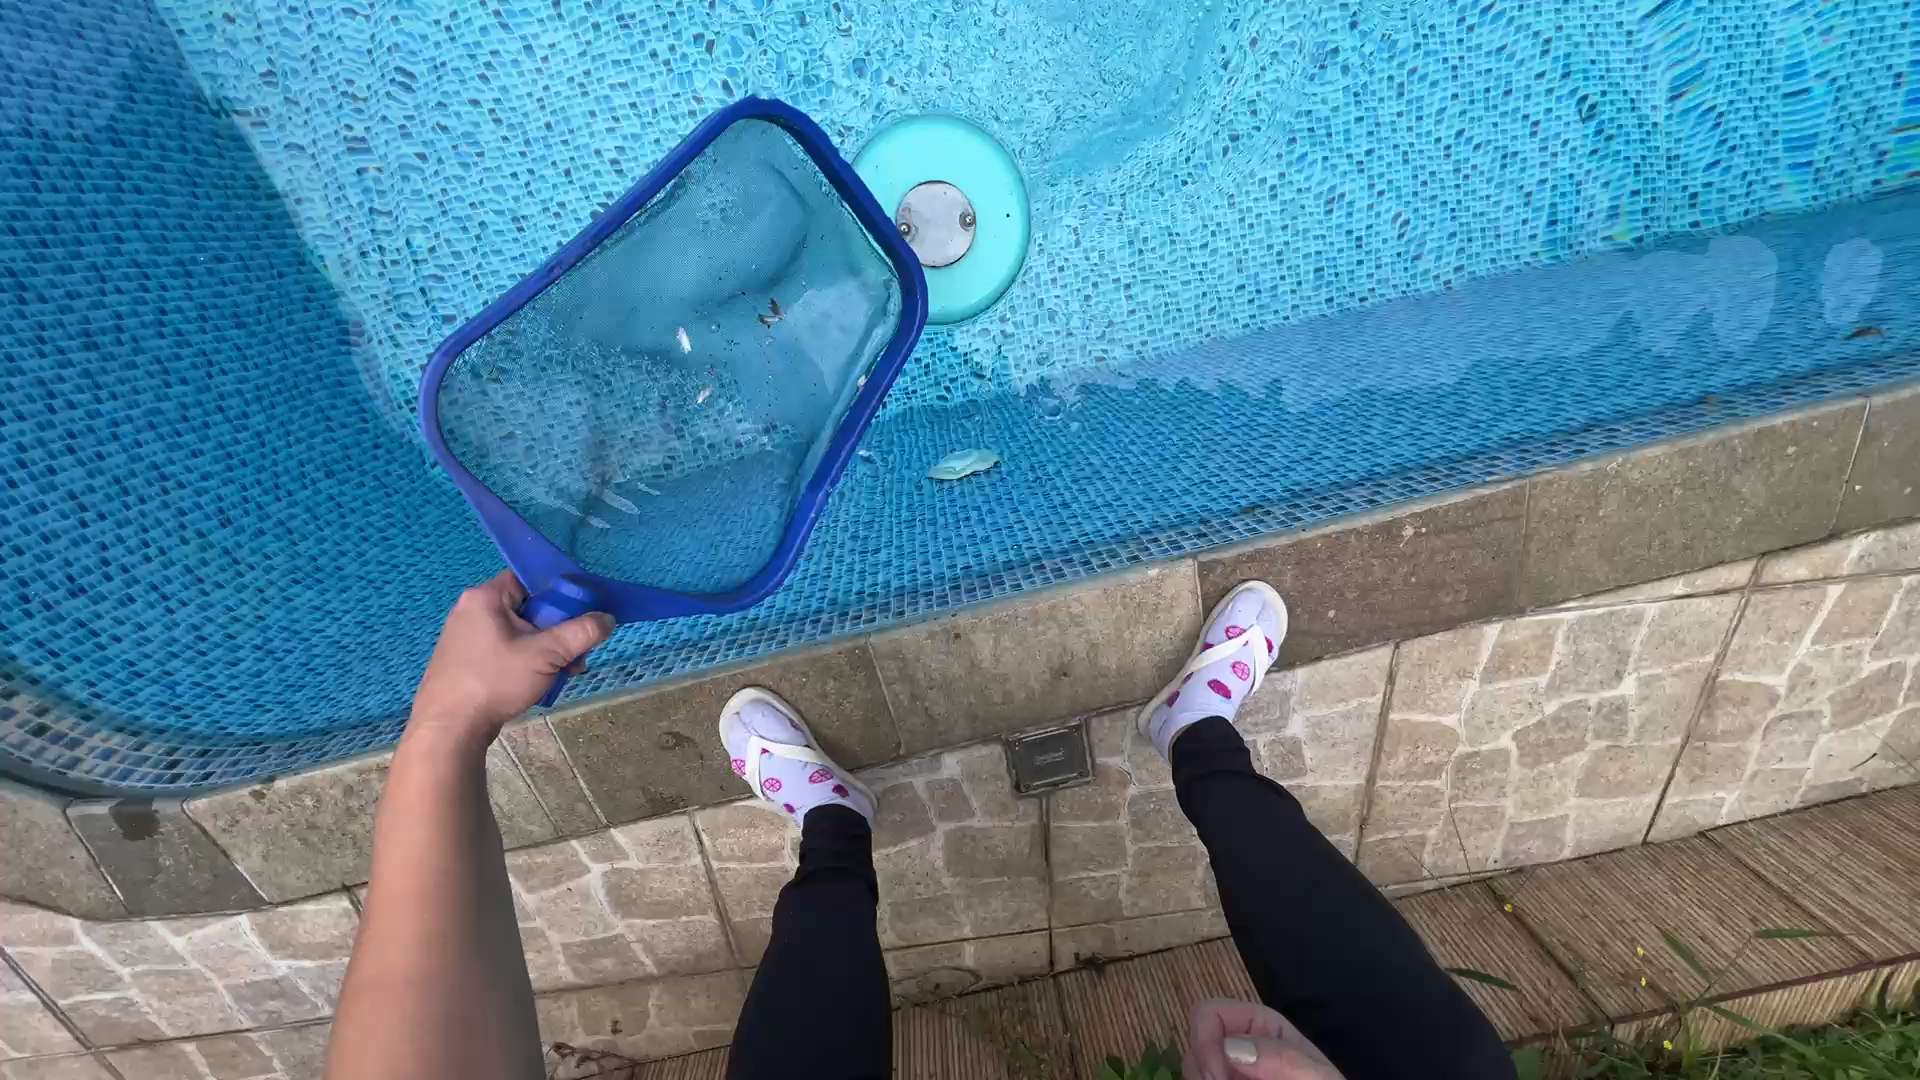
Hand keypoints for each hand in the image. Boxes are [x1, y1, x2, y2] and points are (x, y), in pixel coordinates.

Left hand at [410, 570, 614, 739]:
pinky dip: (531, 658)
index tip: (585, 609)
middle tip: (579, 648)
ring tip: (568, 669)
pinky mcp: (469, 659)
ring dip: (550, 647)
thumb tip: (608, 618)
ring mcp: (468, 636)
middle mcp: (473, 610)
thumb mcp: (548, 654)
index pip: (531, 578)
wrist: (449, 730)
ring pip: (523, 630)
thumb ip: (583, 631)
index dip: (562, 590)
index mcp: (485, 598)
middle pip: (531, 606)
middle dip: (561, 627)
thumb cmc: (495, 681)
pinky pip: (509, 647)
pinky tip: (546, 678)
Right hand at [1185, 999, 1342, 1079]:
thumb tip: (1232, 1049)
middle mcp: (1238, 1044)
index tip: (1215, 1077)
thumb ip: (1282, 1058)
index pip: (1210, 1012)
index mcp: (1259, 1026)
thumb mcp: (1316, 1077)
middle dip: (1202, 1067)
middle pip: (1196, 1041)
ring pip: (1193, 1068)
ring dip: (1202, 1079)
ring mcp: (1231, 1069)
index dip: (1204, 1040)